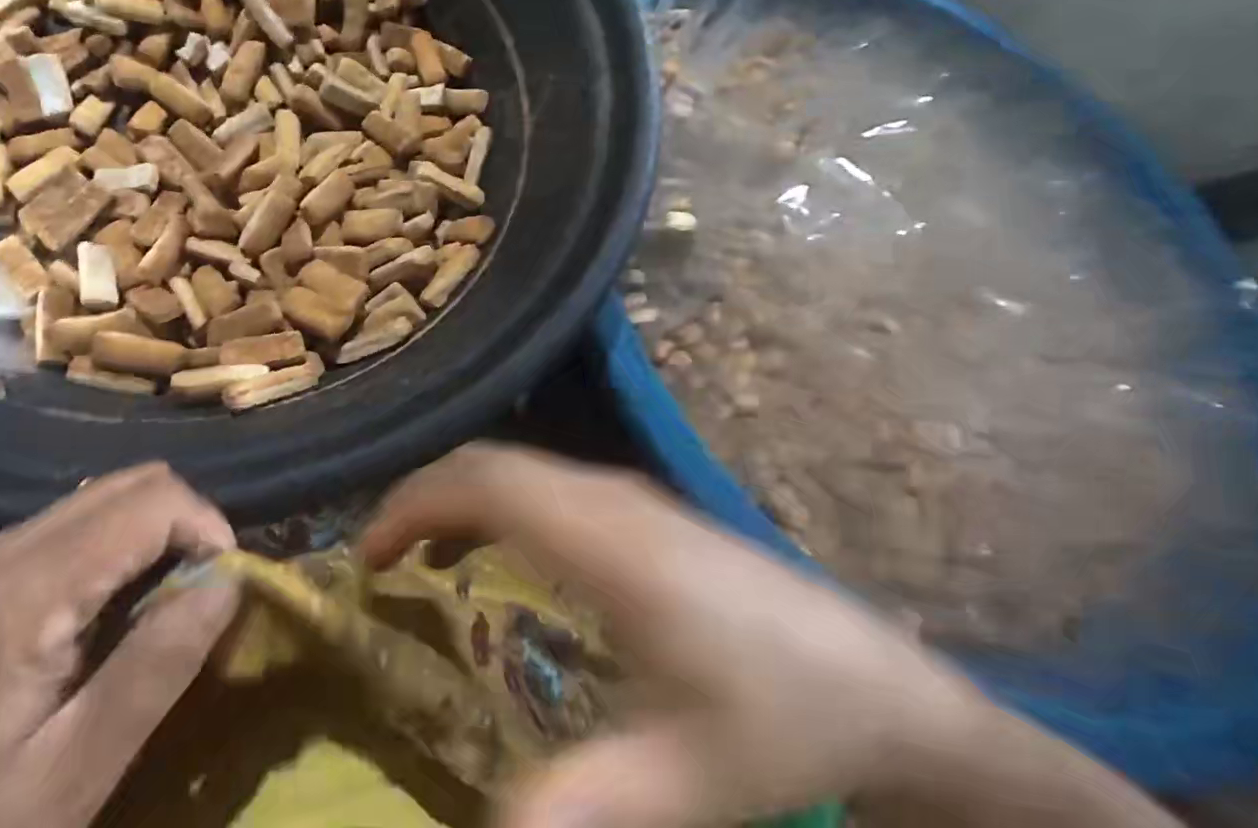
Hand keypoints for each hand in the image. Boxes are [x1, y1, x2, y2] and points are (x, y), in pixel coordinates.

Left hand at [0, 464, 238, 827]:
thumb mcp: (79, 766)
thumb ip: (157, 665)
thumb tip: (231, 580)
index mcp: (24, 591)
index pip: (150, 502)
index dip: (207, 529)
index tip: (227, 587)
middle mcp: (5, 548)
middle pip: (133, 482)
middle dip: (189, 523)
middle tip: (206, 590)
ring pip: (111, 493)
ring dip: (161, 531)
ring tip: (175, 598)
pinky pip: (84, 520)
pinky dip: (129, 541)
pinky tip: (128, 600)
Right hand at [360, 444, 1173, 827]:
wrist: (889, 692)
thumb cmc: (787, 724)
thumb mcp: (688, 778)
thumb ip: (586, 807)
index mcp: (609, 545)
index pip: (487, 485)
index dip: (413, 504)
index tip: (367, 556)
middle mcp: (611, 501)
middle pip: (493, 464)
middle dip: (423, 496)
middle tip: (379, 556)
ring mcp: (632, 499)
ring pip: (520, 469)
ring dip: (459, 498)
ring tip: (420, 553)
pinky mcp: (646, 514)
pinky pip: (546, 486)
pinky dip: (498, 505)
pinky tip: (498, 554)